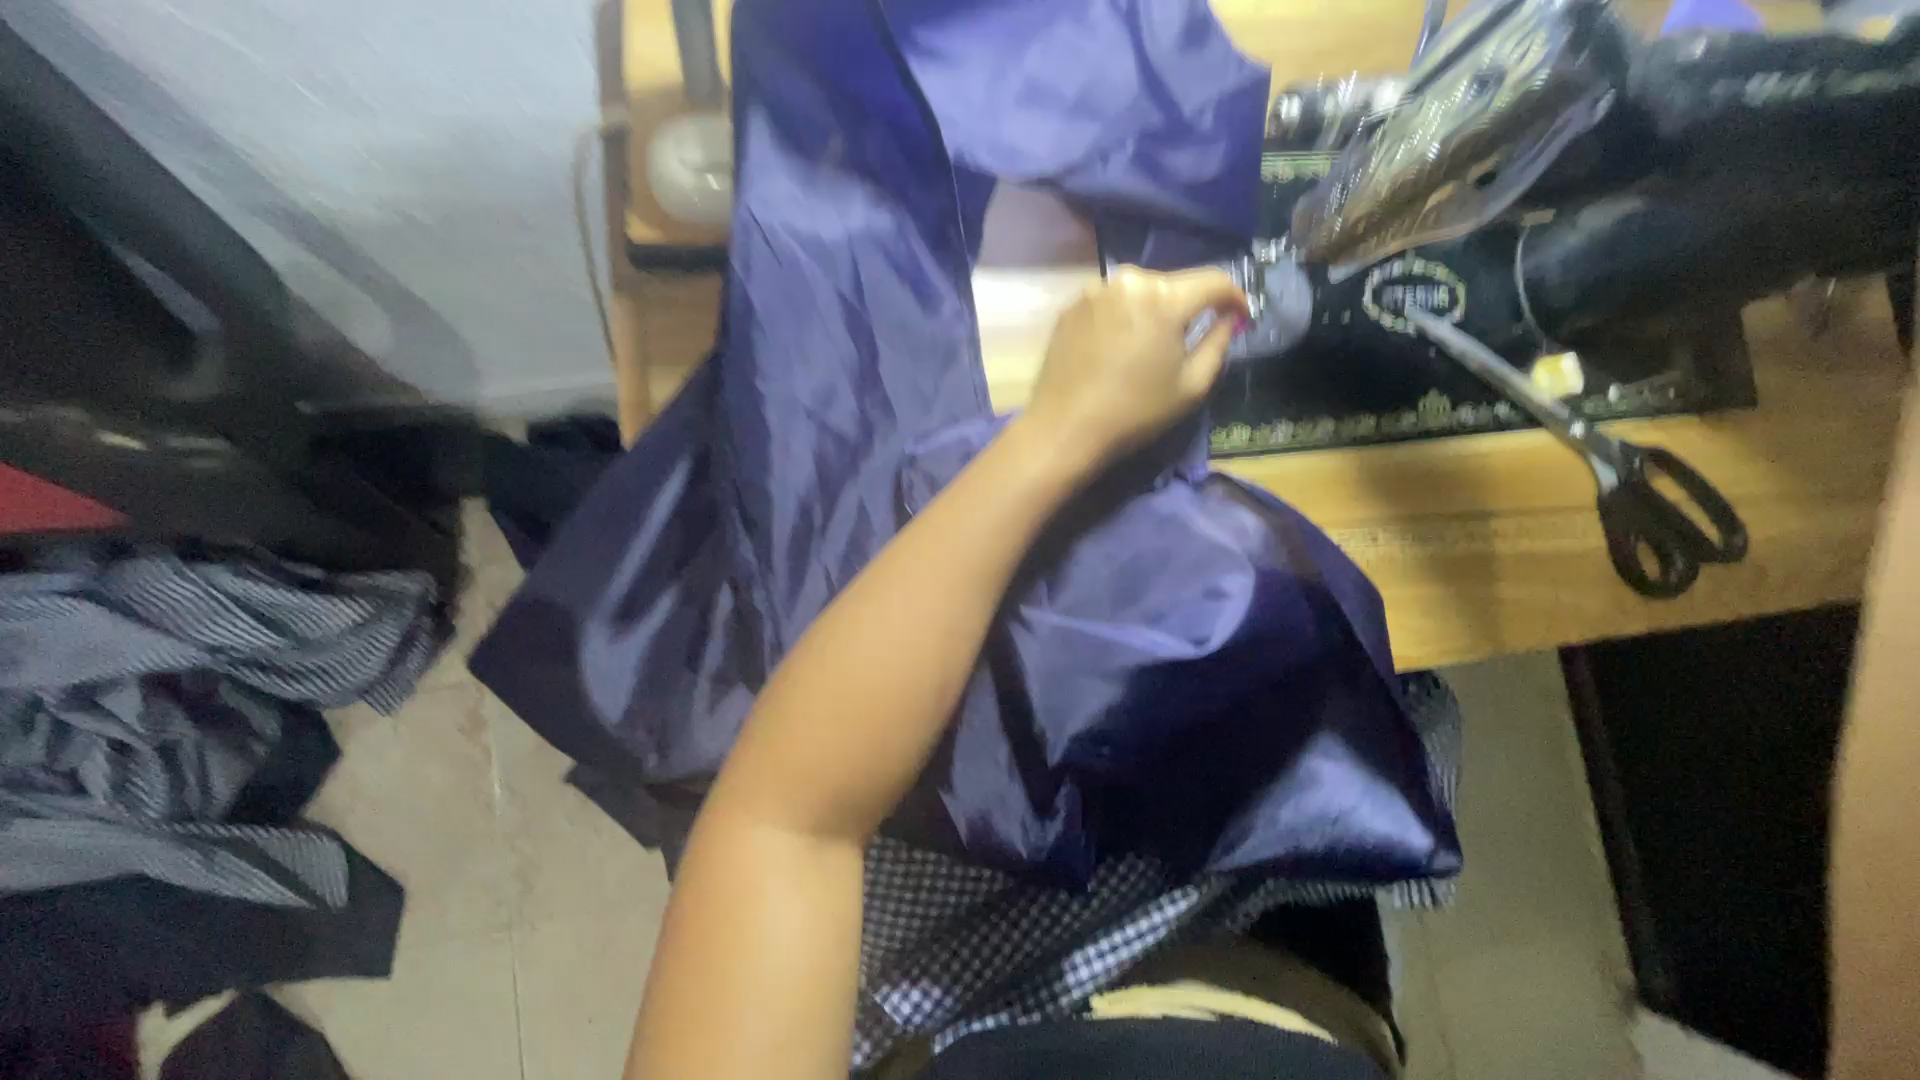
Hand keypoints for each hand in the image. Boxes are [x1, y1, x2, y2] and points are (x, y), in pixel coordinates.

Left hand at [1019, 266, 1248, 470]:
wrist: (1064, 429)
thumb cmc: (1135, 412)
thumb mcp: (1191, 385)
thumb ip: (1219, 342)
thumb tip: (1229, 317)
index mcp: (1164, 297)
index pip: (1214, 281)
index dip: (1234, 297)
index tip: (1240, 317)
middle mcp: (1128, 281)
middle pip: (1174, 284)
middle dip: (1189, 306)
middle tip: (1192, 337)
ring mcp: (1094, 291)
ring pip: (1140, 292)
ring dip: (1153, 311)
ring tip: (1150, 345)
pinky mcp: (1071, 307)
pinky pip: (1110, 304)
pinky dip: (1122, 318)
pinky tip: (1118, 349)